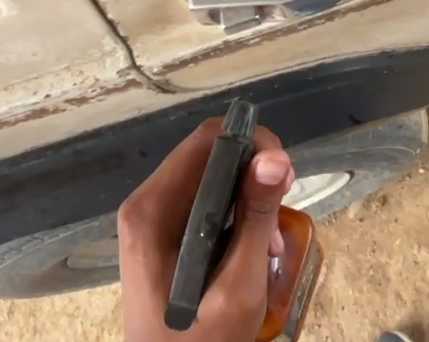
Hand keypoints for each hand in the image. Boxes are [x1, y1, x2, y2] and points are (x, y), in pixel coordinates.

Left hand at [117, 119, 294, 341]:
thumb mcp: (239, 287)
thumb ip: (256, 219)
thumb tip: (275, 156)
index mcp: (153, 211)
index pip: (208, 139)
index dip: (252, 144)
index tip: (283, 177)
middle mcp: (145, 204)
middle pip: (211, 152)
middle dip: (255, 171)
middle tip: (283, 206)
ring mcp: (151, 218)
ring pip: (213, 173)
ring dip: (250, 194)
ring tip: (270, 241)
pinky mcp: (162, 232)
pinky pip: (207, 197)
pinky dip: (238, 211)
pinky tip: (255, 247)